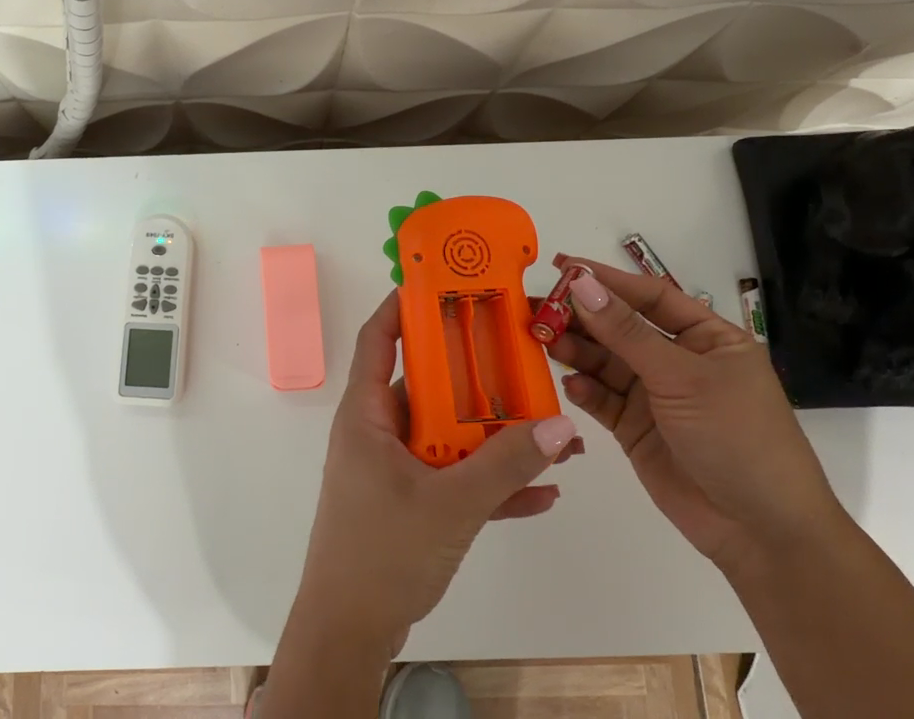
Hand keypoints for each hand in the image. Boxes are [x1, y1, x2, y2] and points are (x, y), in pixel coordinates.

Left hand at [293, 291, 583, 653]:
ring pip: (448, 436)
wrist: (351, 629)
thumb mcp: (451, 504)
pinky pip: (454, 479)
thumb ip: (506, 466)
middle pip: (428, 387)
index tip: (448, 284)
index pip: (379, 338)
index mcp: (367, 415)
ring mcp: (393, 470)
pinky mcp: (410, 505)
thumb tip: (562, 427)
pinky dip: (490, 482)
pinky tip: (541, 493)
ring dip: (494, 437)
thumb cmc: (382, 552)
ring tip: (552, 436)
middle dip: (479, 379)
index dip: (406, 306)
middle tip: (528, 364)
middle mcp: (378, 433)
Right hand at [548, 260, 846, 571]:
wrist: (759, 529)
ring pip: (605, 363)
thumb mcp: (683, 378)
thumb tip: (582, 284)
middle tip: (535, 306)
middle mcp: (680, 362)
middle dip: (581, 316)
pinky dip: (583, 391)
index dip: (606, 280)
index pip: (650, 297)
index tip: (561, 267)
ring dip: (576, 351)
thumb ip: (626, 333)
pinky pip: (601, 400)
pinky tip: (568, 385)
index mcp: (708, 339)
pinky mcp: (635, 429)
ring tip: (542, 340)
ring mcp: (656, 397)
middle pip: (621, 328)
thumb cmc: (736, 437)